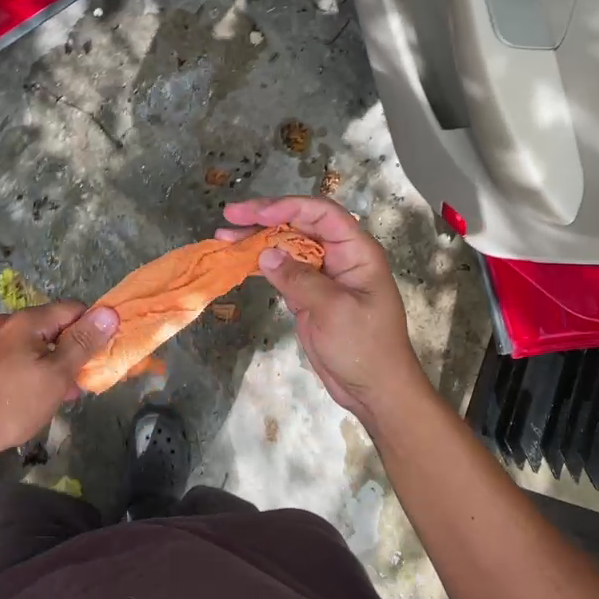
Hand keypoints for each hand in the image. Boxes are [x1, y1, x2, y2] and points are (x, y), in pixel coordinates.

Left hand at [0, 301, 118, 473]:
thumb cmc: (10, 405)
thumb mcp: (56, 375)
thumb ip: (82, 343)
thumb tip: (108, 312)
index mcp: (25, 320)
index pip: (72, 309)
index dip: (91, 329)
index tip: (98, 357)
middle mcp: (4, 324)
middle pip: (51, 327)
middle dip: (70, 352)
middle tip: (79, 384)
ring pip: (31, 346)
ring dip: (50, 366)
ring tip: (57, 397)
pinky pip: (13, 360)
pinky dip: (28, 373)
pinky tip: (29, 400)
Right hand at [220, 197, 428, 426]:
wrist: (375, 391)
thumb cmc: (365, 348)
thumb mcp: (334, 311)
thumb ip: (299, 279)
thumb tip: (265, 254)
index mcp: (356, 251)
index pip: (322, 214)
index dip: (288, 206)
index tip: (256, 213)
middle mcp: (338, 256)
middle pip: (299, 224)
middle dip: (264, 218)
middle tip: (229, 217)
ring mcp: (321, 274)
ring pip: (286, 245)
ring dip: (256, 239)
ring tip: (223, 236)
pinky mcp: (308, 293)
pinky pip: (281, 269)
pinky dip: (259, 264)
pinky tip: (237, 260)